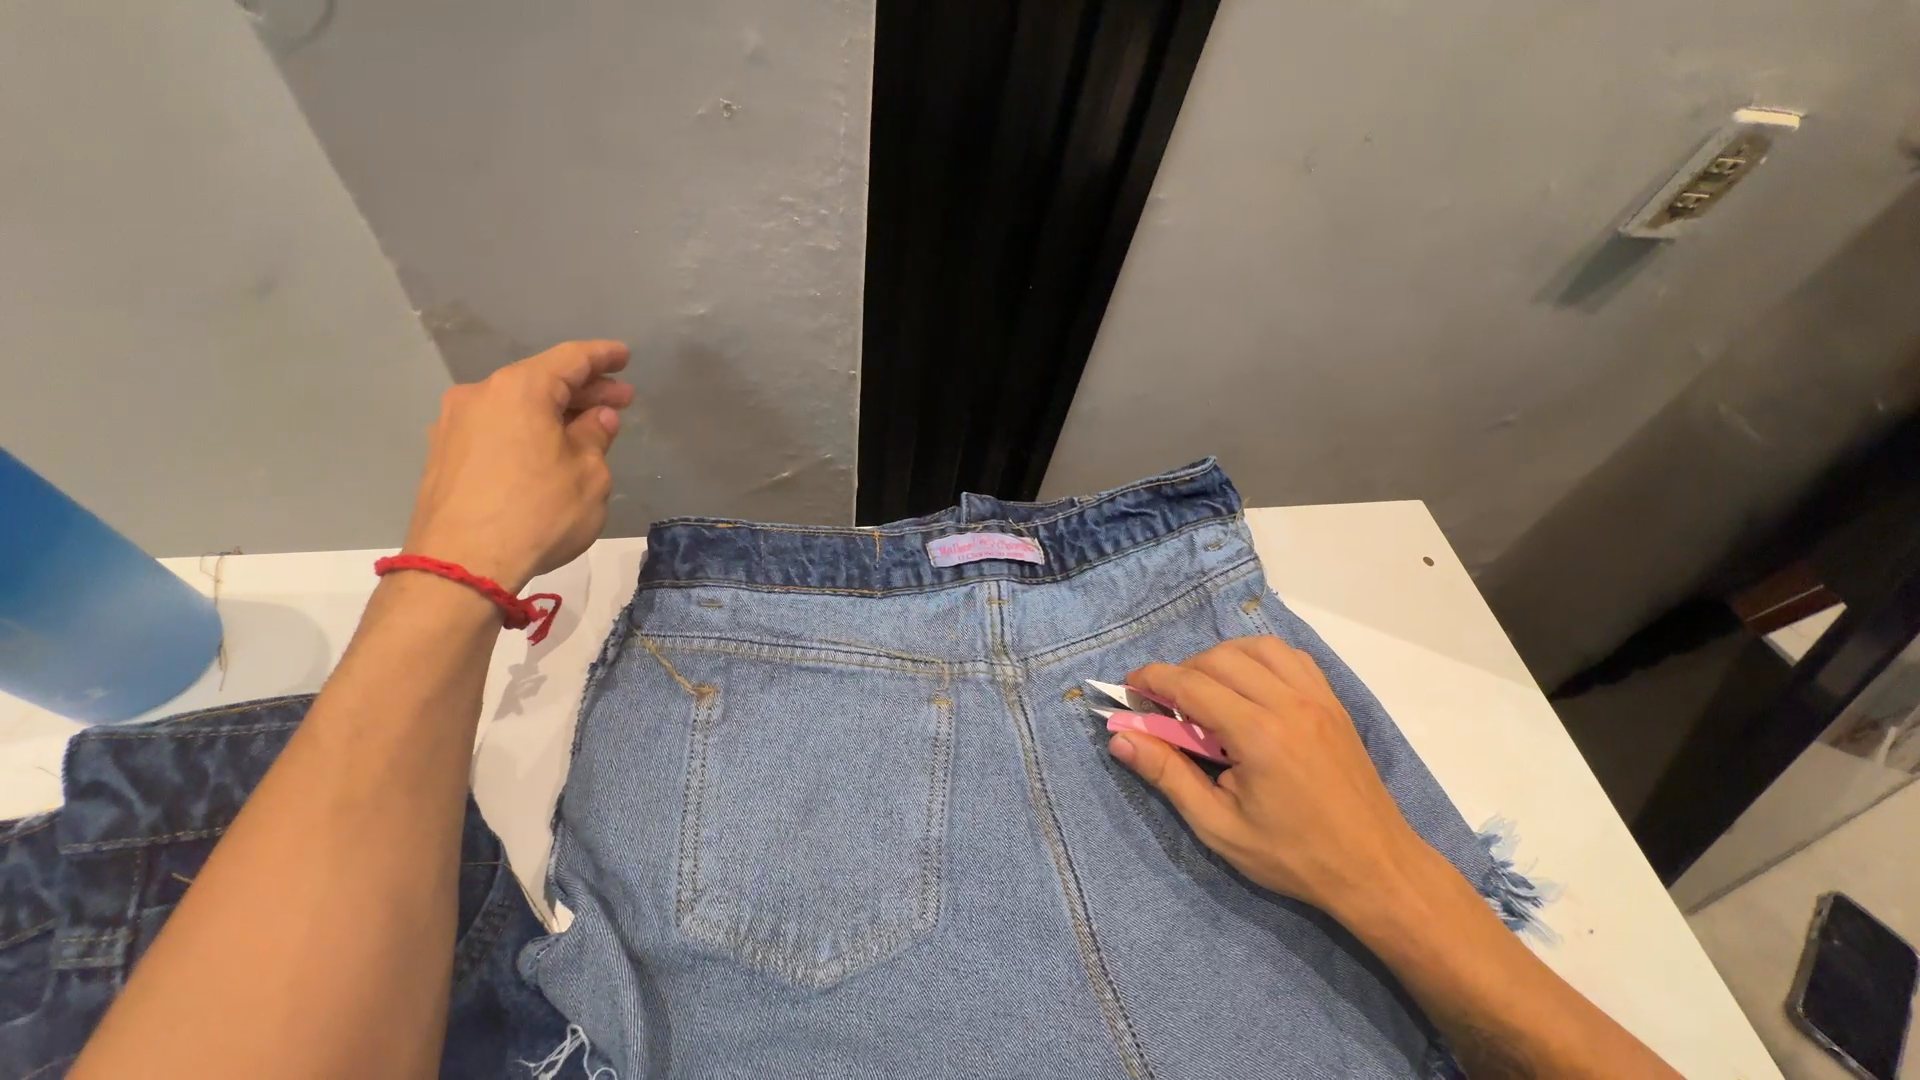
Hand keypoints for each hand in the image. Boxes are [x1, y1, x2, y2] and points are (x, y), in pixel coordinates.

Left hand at [402, 340, 634, 591]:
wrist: (461, 565)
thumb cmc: (537, 513)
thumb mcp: (588, 475)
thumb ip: (595, 437)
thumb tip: (597, 417)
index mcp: (519, 390)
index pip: (569, 359)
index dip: (602, 356)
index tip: (624, 356)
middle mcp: (481, 395)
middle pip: (540, 381)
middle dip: (584, 390)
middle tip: (621, 401)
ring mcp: (455, 425)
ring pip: (517, 407)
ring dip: (555, 413)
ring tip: (588, 429)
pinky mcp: (444, 456)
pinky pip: (497, 429)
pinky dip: (528, 430)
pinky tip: (548, 451)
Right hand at [1110, 636, 1441, 920]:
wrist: (1375, 869)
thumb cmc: (1292, 855)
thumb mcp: (1218, 826)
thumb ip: (1168, 775)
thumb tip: (1121, 738)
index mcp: (1257, 734)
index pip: (1190, 685)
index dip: (1151, 680)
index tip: (1129, 687)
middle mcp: (1288, 703)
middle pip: (1218, 659)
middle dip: (1182, 671)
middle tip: (1165, 703)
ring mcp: (1316, 698)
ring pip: (1256, 647)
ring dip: (1220, 658)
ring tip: (1206, 689)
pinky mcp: (1333, 702)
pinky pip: (1291, 656)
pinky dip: (1260, 658)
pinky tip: (1250, 685)